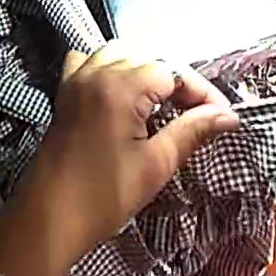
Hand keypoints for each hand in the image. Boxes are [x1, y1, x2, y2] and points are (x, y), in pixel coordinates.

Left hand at [0, 43, 240, 275]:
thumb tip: (228, 116)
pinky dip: (110, 68)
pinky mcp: (65, 92)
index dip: (202, 92)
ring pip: (122, 54)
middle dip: (178, 83)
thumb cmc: (104, 197)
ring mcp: (78, 79)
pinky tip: (122, 91)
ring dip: (146, 72)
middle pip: (150, 59)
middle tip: (198, 115)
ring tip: (164, 103)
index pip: (174, 72)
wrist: (47, 220)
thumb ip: (192, 130)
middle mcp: (98, 72)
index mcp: (121, 87)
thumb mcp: (156, 164)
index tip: (222, 116)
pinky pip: (90, 61)